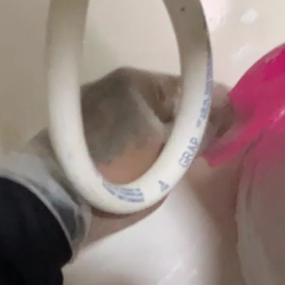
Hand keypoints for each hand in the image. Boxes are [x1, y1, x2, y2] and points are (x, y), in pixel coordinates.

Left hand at [0, 67, 234, 250]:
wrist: (50, 202)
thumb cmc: (116, 175)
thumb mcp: (169, 156)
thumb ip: (203, 130)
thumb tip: (234, 107)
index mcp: (137, 81)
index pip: (192, 87)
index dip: (214, 112)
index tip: (224, 138)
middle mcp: (113, 84)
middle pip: (166, 103)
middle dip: (184, 126)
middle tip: (194, 158)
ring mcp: (91, 107)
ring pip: (142, 118)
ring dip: (158, 136)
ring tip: (162, 167)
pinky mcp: (76, 132)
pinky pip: (120, 131)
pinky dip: (134, 145)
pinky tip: (133, 168)